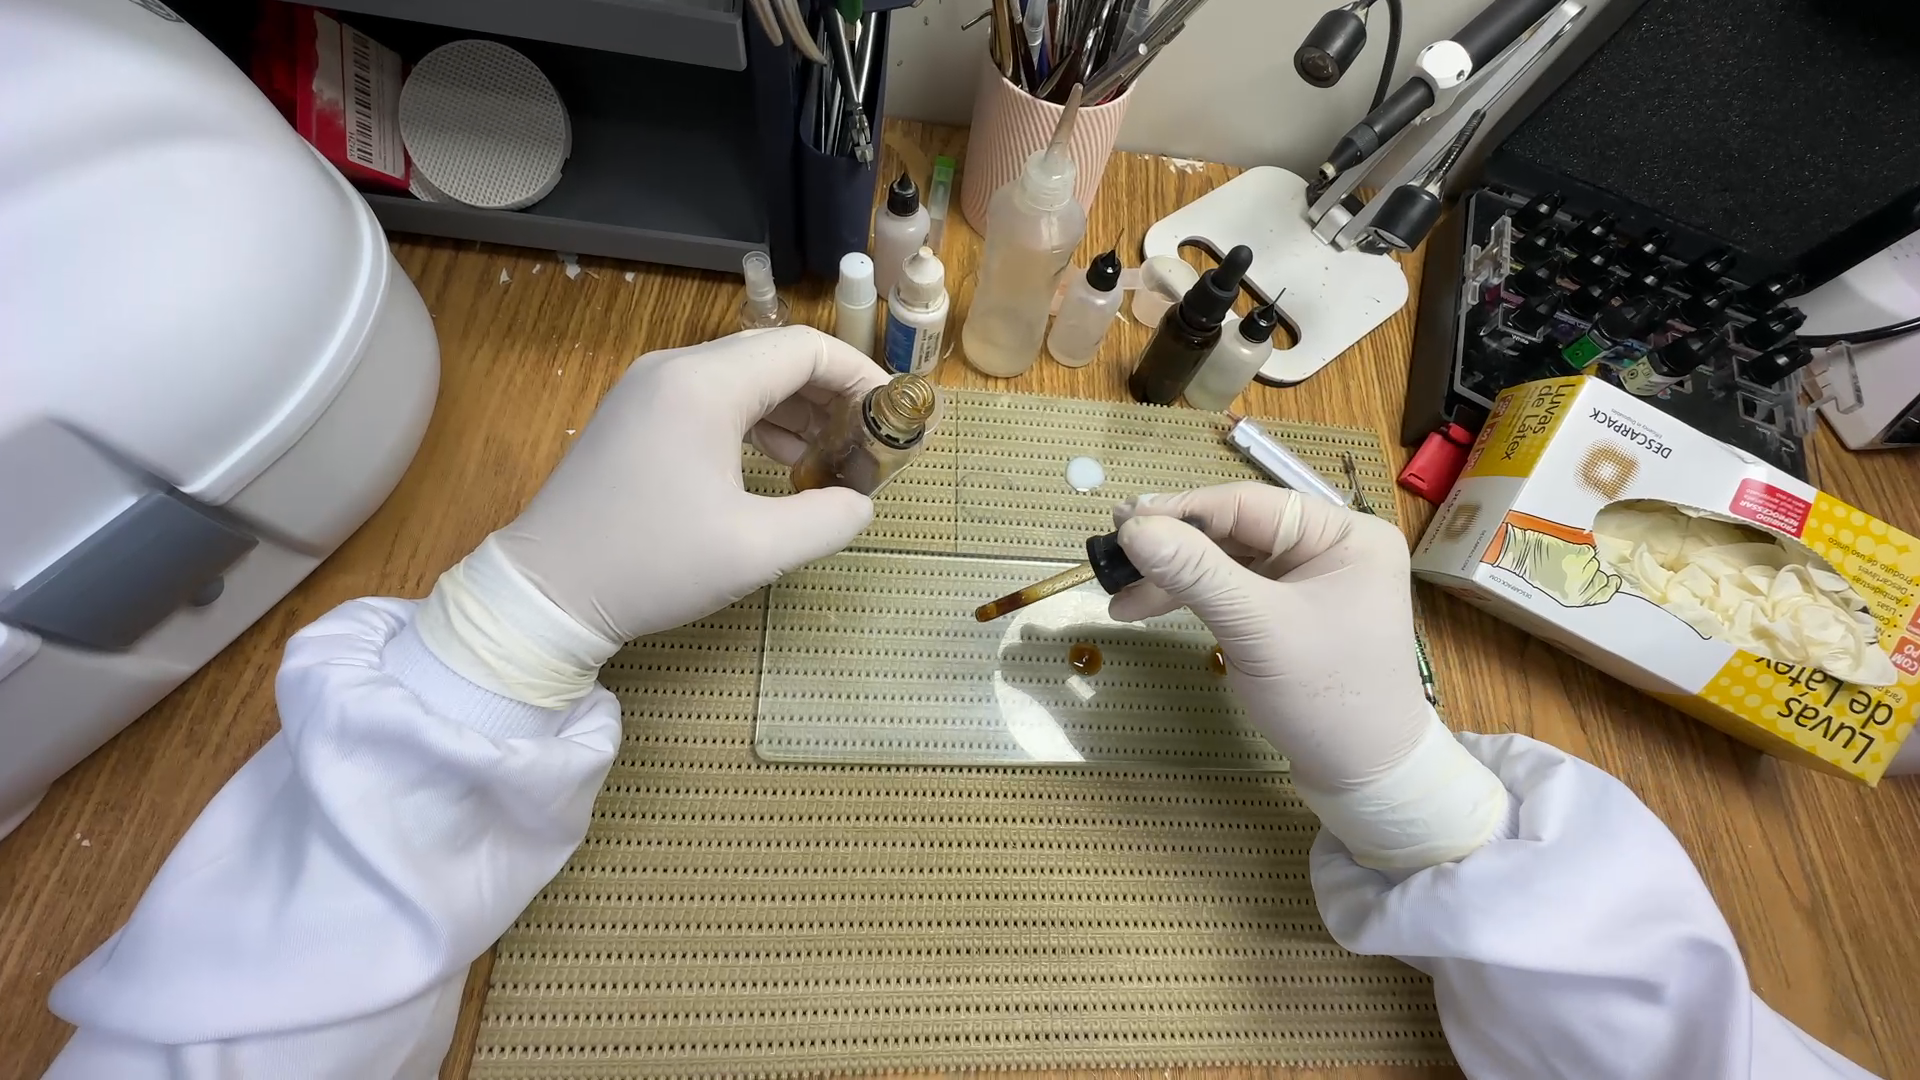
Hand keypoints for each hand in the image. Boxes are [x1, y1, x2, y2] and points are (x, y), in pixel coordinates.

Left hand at [498, 326, 891, 641]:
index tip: (892, 415)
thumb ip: (827, 520)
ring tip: (829, 457)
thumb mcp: (756, 551)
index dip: (860, 375)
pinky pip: (716, 399)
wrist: (546, 593)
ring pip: (746, 377)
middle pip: (776, 357)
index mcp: (704, 386)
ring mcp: (651, 389)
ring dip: (797, 409)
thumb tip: (860, 502)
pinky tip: (779, 462)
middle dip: (832, 394)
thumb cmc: (651, 566)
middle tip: (867, 441)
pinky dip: (759, 421)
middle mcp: (675, 369)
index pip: (804, 349)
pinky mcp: (639, 415)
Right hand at [1109, 482, 1428, 791]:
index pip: (1245, 504)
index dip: (1179, 511)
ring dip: (1169, 576)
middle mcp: (1323, 546)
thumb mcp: (1258, 629)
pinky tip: (1142, 608)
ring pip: (1219, 561)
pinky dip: (1184, 598)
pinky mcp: (1279, 610)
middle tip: (1112, 555)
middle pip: (1229, 530)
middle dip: (1170, 548)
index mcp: (1341, 534)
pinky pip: (1223, 589)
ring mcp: (1300, 579)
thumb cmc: (1325, 697)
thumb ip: (1195, 573)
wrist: (1361, 776)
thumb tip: (1131, 527)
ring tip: (1117, 594)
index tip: (1120, 522)